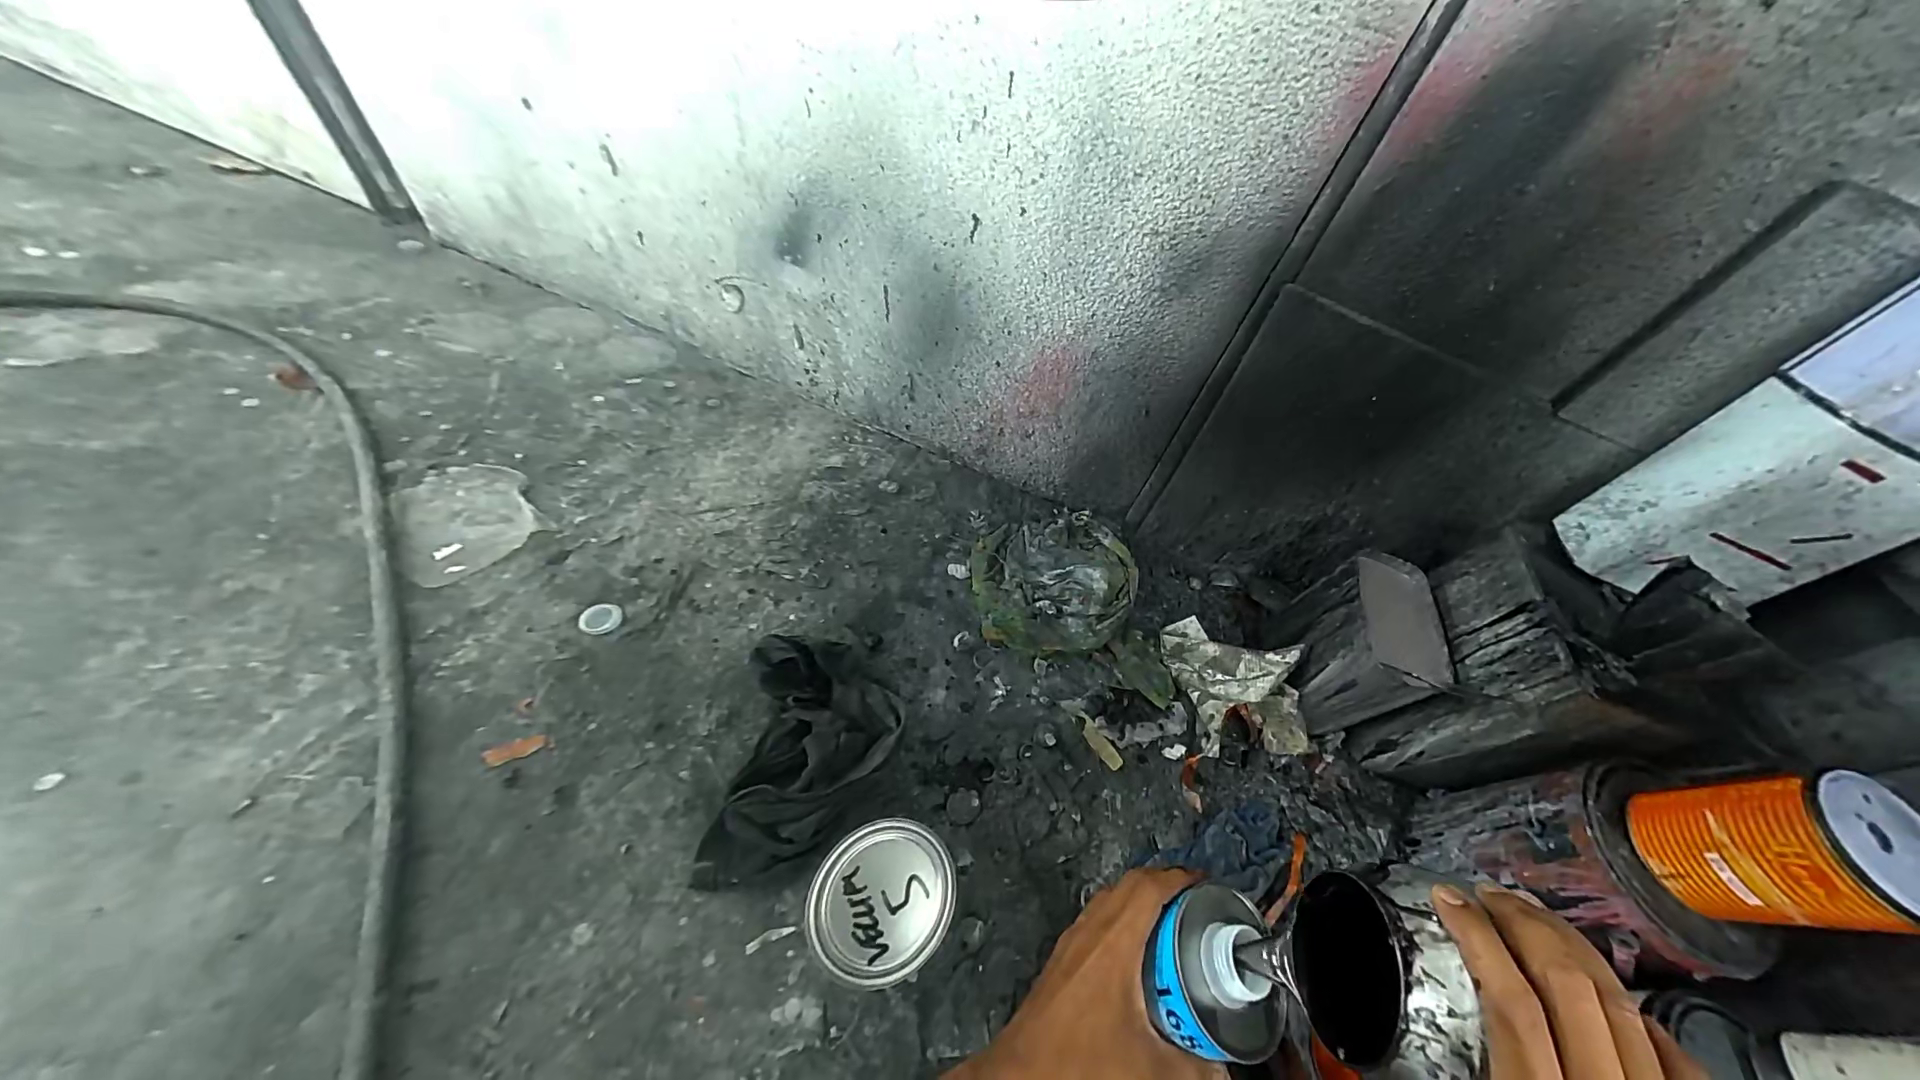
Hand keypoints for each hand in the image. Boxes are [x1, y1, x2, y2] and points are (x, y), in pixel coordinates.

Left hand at [947, 868, 1225, 1079]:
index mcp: (1113, 943)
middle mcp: (1088, 931)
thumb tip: (1220, 1068)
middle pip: (1127, 886)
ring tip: (1168, 924)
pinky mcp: (1061, 959)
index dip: (1178, 878)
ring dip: (1138, 902)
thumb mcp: (1152, 1069)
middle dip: (1161, 884)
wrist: (1025, 1072)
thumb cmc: (1082, 1061)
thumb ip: (1195, 1067)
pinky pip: (1095, 921)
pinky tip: (1133, 954)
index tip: (1203, 882)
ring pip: (1108, 901)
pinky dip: (1119, 922)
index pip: (1147, 888)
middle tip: (1192, 900)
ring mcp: (1071, 942)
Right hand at [1432, 883, 1707, 1079]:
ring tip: (1537, 917)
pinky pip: (1677, 1058)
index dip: (1476, 936)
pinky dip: (1640, 1014)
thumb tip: (1421, 1003)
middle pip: (1568, 987)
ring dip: (1574, 948)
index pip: (1509, 998)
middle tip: (1489, 894)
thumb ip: (1467, 1050)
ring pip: (1623, 1007)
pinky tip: (1609, 988)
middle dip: (1523, 924)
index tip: (1448, 898)